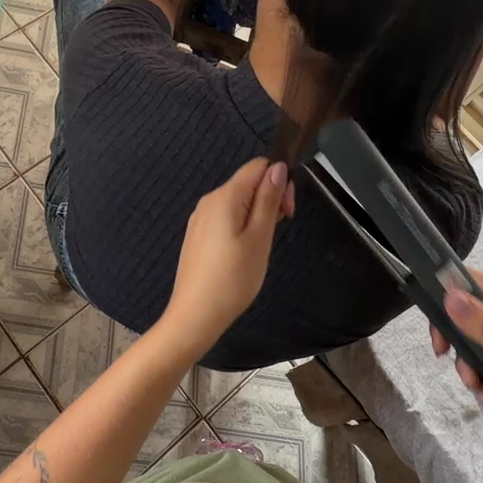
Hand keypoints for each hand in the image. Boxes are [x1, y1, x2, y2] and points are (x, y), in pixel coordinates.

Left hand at [156, 158, 294, 352]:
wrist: (195, 316)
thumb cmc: (232, 278)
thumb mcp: (259, 238)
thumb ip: (268, 200)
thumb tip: (277, 167)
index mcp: (224, 196)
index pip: (257, 166)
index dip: (279, 180)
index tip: (287, 211)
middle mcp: (209, 200)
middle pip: (247, 183)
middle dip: (270, 198)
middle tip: (279, 230)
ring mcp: (200, 218)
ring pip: (238, 202)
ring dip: (258, 214)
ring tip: (262, 246)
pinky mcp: (198, 235)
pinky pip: (226, 218)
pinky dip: (242, 226)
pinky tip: (245, 252)